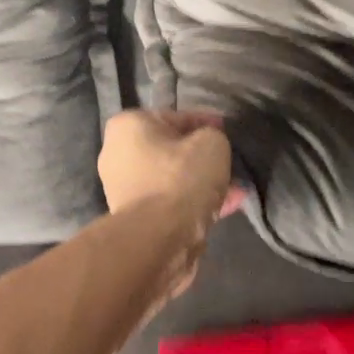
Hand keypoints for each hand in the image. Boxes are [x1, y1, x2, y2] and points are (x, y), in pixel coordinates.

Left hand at [99, 110, 243, 230]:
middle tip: (229, 161)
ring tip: (235, 188)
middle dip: (202, 156)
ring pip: (173, 178)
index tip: (227, 131)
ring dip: (202, 182)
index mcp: (128, 126)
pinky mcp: (135, 218)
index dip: (206, 123)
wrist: (160, 237)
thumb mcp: (212, 142)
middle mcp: (118, 154)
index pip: (175, 117)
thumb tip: (209, 143)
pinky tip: (226, 206)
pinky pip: (170, 201)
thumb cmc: (182, 177)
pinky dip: (194, 201)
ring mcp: (124, 188)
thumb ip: (213, 134)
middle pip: (171, 150)